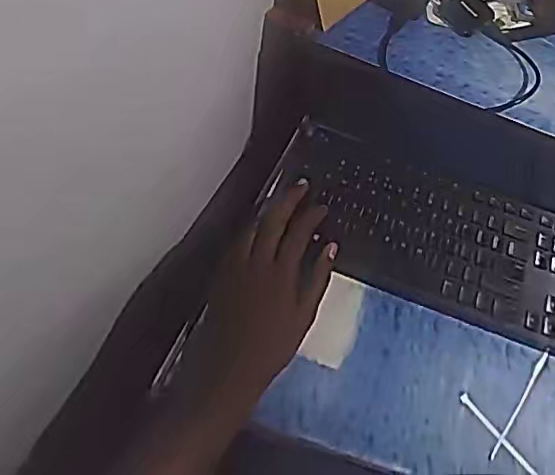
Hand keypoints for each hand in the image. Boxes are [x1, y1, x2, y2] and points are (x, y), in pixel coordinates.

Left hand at [180, 181, 335, 418]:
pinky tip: (258, 225)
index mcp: (282, 272)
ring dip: (269, 209)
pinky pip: (238, 238)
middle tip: (302, 186)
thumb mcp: (304, 315)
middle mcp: (259, 262)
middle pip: (274, 219)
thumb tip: (331, 248)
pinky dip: (251, 226)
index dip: (312, 215)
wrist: (230, 368)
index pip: (300, 232)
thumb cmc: (273, 346)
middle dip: (290, 198)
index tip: (322, 207)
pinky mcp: (223, 270)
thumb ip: (318, 277)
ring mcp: (238, 264)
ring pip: (254, 224)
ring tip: (282, 200)